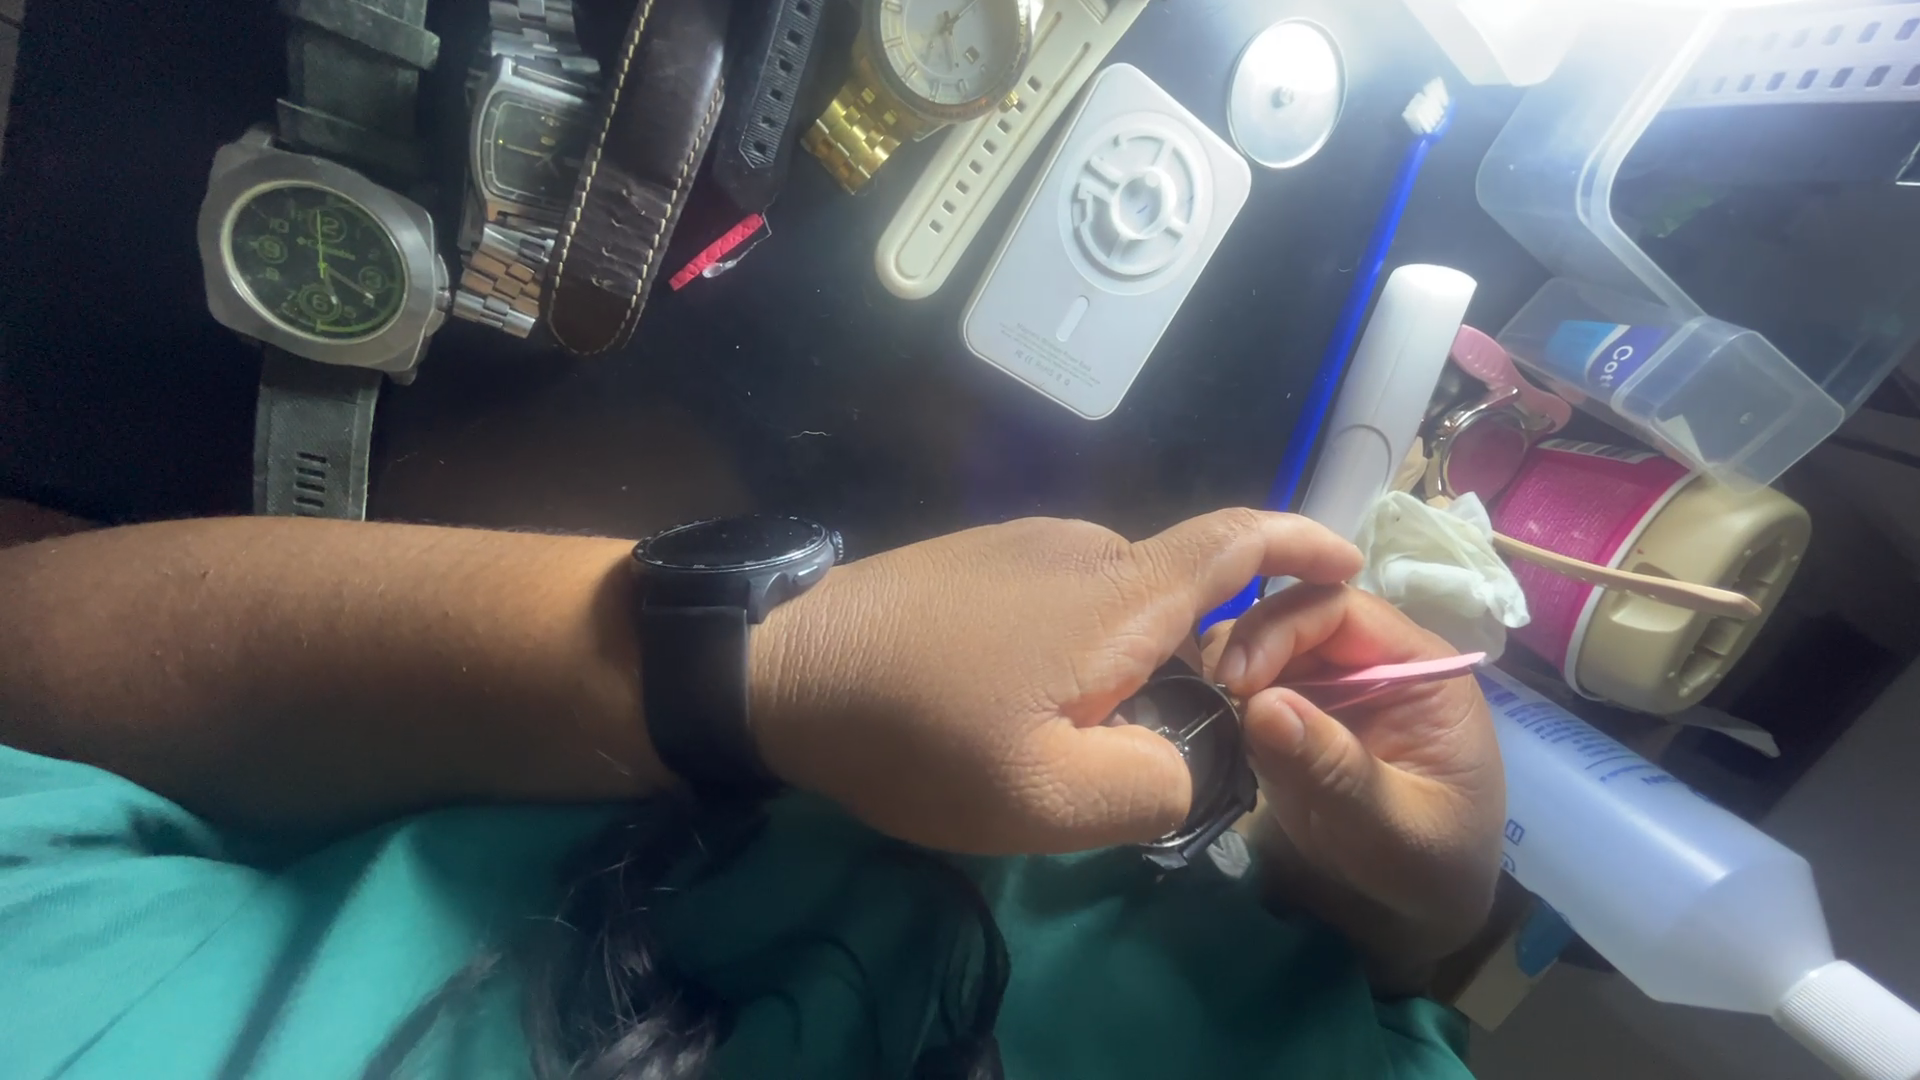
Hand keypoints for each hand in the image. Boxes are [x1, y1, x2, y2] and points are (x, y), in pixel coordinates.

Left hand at [749, 510, 1361, 855]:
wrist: (785, 667)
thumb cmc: (917, 731)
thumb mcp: (1046, 799)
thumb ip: (1151, 784)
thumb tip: (1182, 758)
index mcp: (1117, 594)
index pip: (1235, 541)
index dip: (1301, 543)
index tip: (1347, 563)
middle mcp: (1079, 546)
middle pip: (1176, 588)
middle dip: (1196, 652)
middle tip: (1159, 732)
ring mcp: (1020, 543)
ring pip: (1112, 598)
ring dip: (1124, 656)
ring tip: (1073, 727)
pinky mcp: (975, 556)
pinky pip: (1058, 593)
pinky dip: (1074, 639)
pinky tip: (1018, 690)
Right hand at [1202, 586, 1504, 957]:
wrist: (1405, 907)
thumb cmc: (1426, 865)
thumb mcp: (1394, 827)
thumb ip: (1335, 768)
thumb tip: (1261, 704)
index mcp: (1416, 667)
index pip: (1338, 608)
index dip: (1279, 629)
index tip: (1238, 683)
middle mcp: (1364, 658)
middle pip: (1288, 613)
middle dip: (1244, 648)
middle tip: (1217, 702)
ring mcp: (1322, 679)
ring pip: (1255, 637)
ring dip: (1225, 668)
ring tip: (1216, 718)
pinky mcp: (1286, 704)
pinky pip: (1240, 676)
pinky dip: (1218, 693)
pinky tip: (1216, 726)